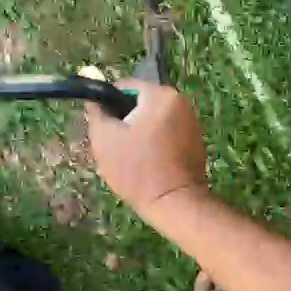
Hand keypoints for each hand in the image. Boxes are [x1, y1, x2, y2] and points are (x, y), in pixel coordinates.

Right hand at [83, 80, 206, 219]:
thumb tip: (94, 97)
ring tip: (131, 157)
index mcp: (160, 94)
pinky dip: (156, 142)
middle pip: (140, 102)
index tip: (104, 127)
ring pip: (153, 118)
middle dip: (125, 120)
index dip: (108, 105)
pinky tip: (148, 163)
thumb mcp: (105, 138)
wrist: (174, 203)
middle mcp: (180, 100)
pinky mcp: (196, 139)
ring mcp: (191, 120)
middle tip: (115, 145)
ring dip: (140, 132)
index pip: (124, 87)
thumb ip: (97, 111)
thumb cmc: (136, 168)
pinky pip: (167, 132)